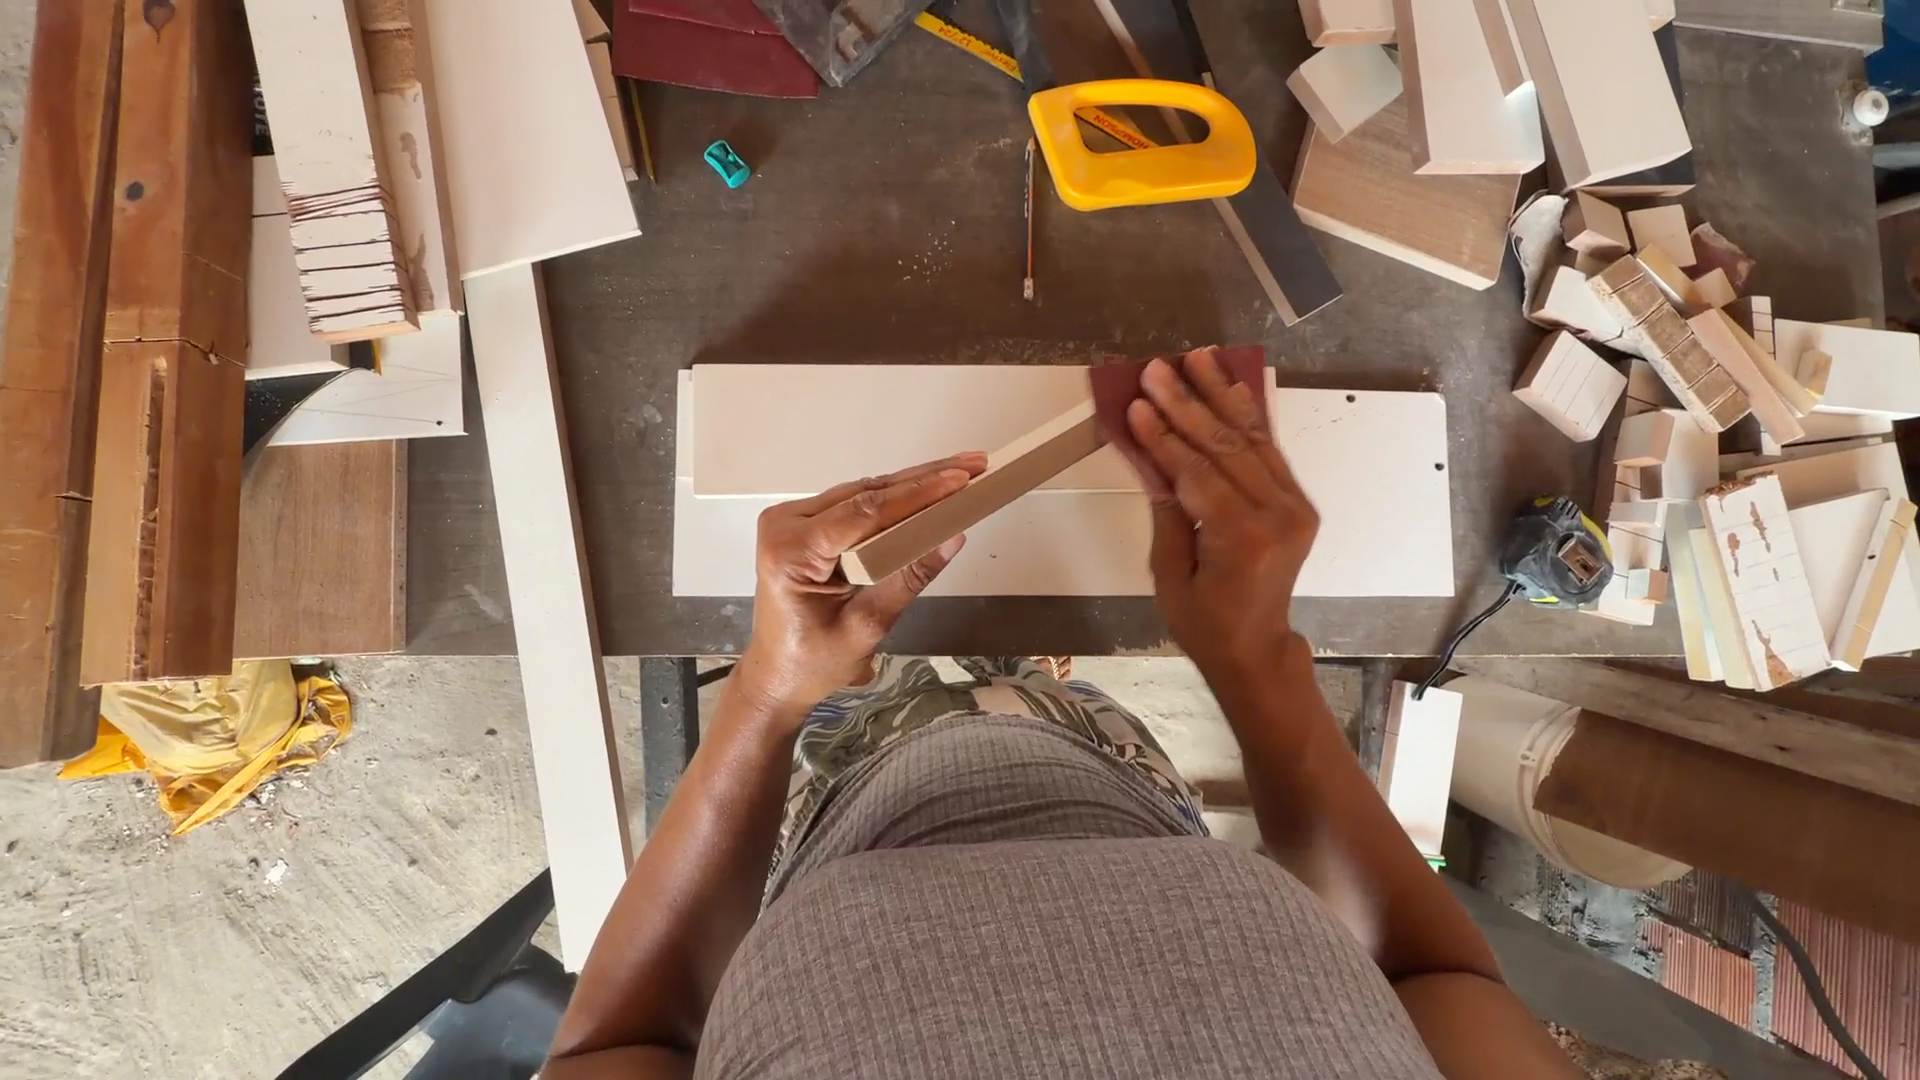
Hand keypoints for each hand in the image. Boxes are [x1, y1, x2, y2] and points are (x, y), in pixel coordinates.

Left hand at [734, 453, 987, 716]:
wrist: (777, 674)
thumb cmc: (815, 662)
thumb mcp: (869, 625)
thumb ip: (909, 578)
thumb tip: (953, 537)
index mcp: (792, 551)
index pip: (865, 511)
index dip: (917, 493)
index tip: (960, 479)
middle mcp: (785, 524)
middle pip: (866, 494)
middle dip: (923, 480)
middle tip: (973, 465)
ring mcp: (790, 519)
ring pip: (862, 493)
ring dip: (912, 485)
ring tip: (959, 474)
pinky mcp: (802, 523)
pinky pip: (854, 504)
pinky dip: (892, 500)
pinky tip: (927, 490)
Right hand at [1125, 349, 1318, 694]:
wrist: (1255, 645)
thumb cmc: (1204, 621)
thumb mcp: (1170, 572)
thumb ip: (1166, 510)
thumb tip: (1149, 456)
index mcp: (1242, 539)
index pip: (1196, 472)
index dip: (1163, 435)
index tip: (1137, 402)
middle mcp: (1277, 515)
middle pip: (1225, 446)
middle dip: (1187, 403)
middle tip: (1157, 368)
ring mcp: (1294, 505)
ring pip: (1252, 438)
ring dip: (1221, 394)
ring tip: (1197, 357)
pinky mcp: (1298, 501)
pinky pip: (1270, 449)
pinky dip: (1250, 414)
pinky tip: (1232, 384)